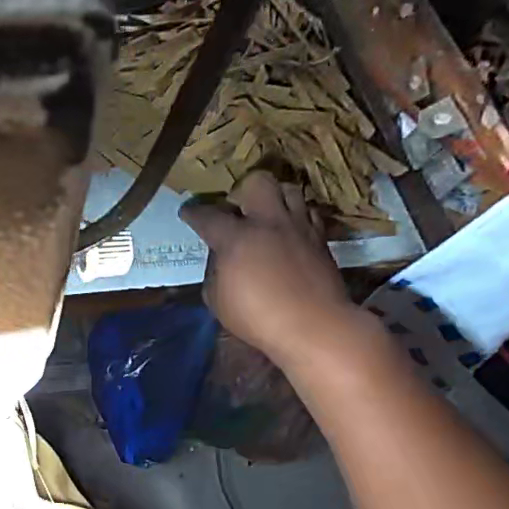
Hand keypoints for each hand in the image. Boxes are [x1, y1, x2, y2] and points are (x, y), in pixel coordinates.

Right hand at [179, 171, 367, 369]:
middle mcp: (268, 222)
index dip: (193, 213)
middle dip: (243, 190)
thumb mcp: (219, 302)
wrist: (314, 326)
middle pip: (257, 182)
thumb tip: (220, 263)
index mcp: (236, 238)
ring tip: (268, 215)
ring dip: (276, 198)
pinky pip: (310, 214)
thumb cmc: (259, 318)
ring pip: (290, 190)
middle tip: (239, 209)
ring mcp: (298, 228)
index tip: (188, 213)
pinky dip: (298, 218)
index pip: (207, 216)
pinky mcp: (321, 239)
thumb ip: (216, 275)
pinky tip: (291, 232)